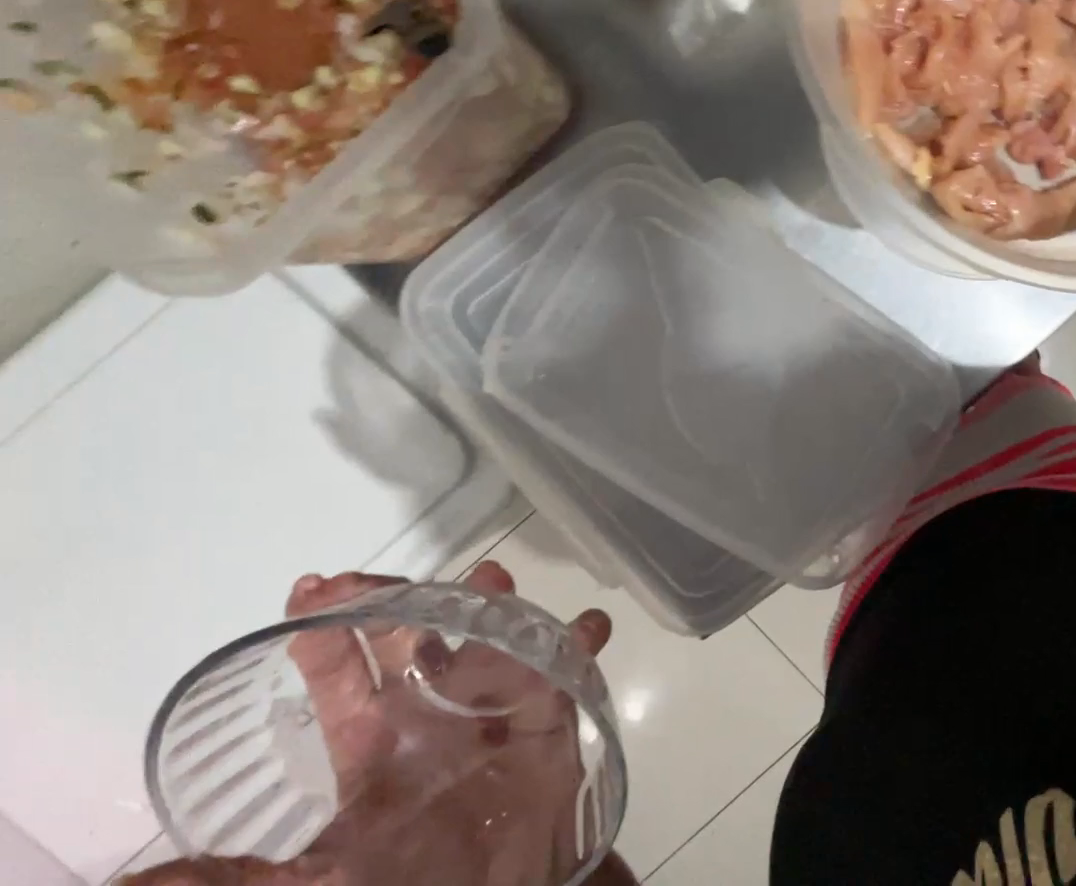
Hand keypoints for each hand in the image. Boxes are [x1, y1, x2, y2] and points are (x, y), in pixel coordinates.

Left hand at [124, 563, 618, 885]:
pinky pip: (568, 667)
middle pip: (421, 632)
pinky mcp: (549, 712)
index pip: (340, 664)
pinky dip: (580, 640)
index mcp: (372, 732)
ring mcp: (494, 703)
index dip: (325, 623)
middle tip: (404, 581)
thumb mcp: (320, 880)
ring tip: (494, 581)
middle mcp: (432, 704)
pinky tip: (589, 626)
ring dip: (497, 603)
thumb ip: (235, 877)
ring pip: (493, 635)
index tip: (312, 585)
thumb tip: (124, 885)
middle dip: (415, 598)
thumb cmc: (410, 879)